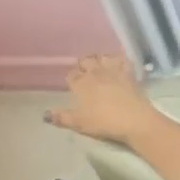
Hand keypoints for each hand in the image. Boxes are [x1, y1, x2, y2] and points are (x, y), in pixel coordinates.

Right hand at [45, 54, 163, 144]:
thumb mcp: (80, 123)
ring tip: (100, 67)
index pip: (71, 75)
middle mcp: (95, 72)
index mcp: (81, 83)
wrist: (134, 120)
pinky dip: (120, 60)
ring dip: (100, 59)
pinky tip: (120, 64)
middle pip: (85, 61)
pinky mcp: (129, 73)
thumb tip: (45, 115)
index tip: (73, 86)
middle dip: (83, 65)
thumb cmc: (104, 122)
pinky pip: (123, 60)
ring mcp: (113, 70)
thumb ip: (63, 117)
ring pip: (102, 57)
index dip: (72, 79)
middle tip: (85, 74)